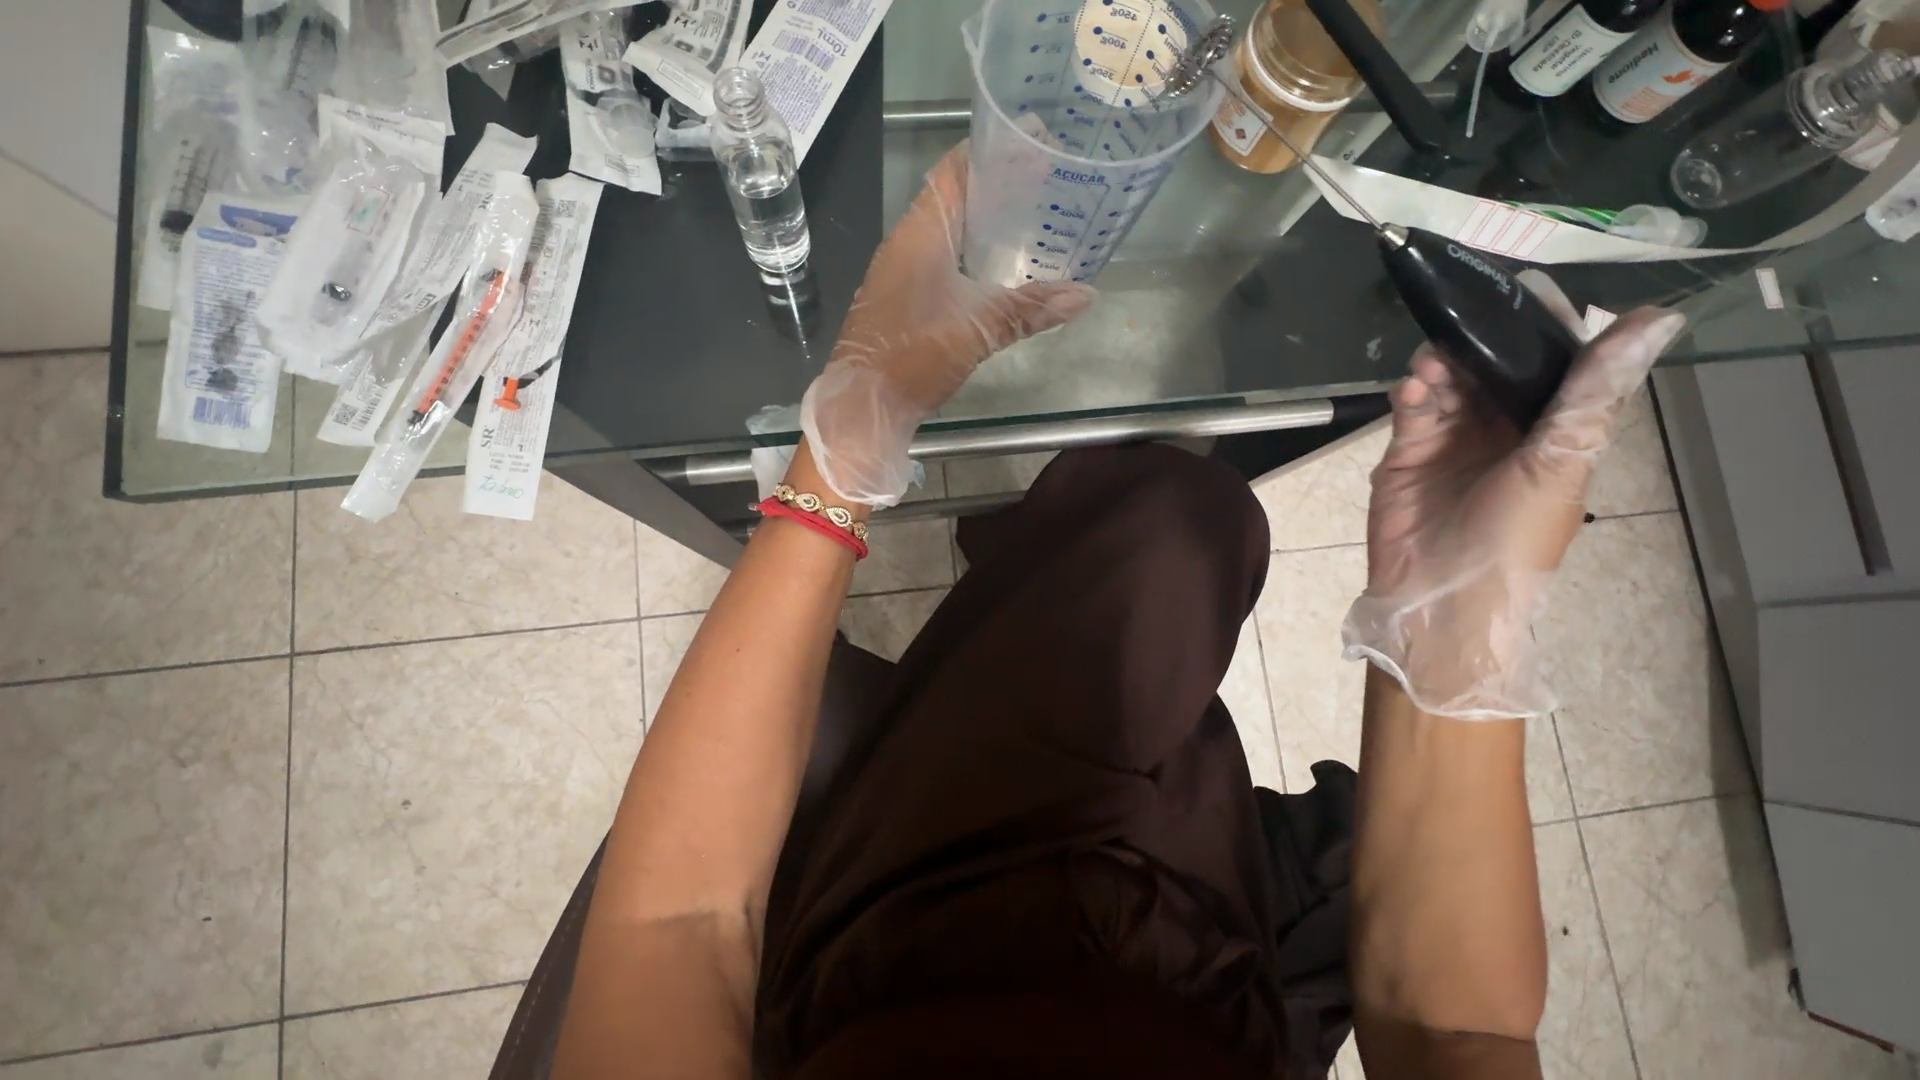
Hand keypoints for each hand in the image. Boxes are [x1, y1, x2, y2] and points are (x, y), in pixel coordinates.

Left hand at [800, 142, 1097, 505]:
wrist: (863, 404)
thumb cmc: (914, 355)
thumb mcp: (979, 329)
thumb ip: (1032, 308)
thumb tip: (1087, 295)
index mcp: (921, 233)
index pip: (955, 170)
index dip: (993, 151)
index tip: (1033, 139)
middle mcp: (906, 243)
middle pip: (955, 198)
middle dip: (998, 187)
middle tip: (1047, 181)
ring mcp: (899, 272)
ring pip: (947, 232)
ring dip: (984, 223)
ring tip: (1031, 219)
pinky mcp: (901, 299)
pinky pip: (941, 260)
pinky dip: (971, 255)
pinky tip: (998, 270)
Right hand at [1342, 274, 1686, 718]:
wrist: (1441, 595)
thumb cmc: (1513, 538)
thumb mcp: (1560, 464)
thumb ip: (1592, 394)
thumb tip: (1658, 318)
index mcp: (1550, 435)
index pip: (1551, 368)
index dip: (1541, 330)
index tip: (1526, 292)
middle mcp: (1501, 431)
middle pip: (1491, 369)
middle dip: (1479, 345)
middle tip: (1464, 324)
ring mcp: (1449, 441)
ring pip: (1448, 384)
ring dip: (1441, 366)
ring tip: (1433, 365)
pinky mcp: (1405, 454)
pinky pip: (1410, 410)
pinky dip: (1411, 393)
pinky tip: (1413, 389)